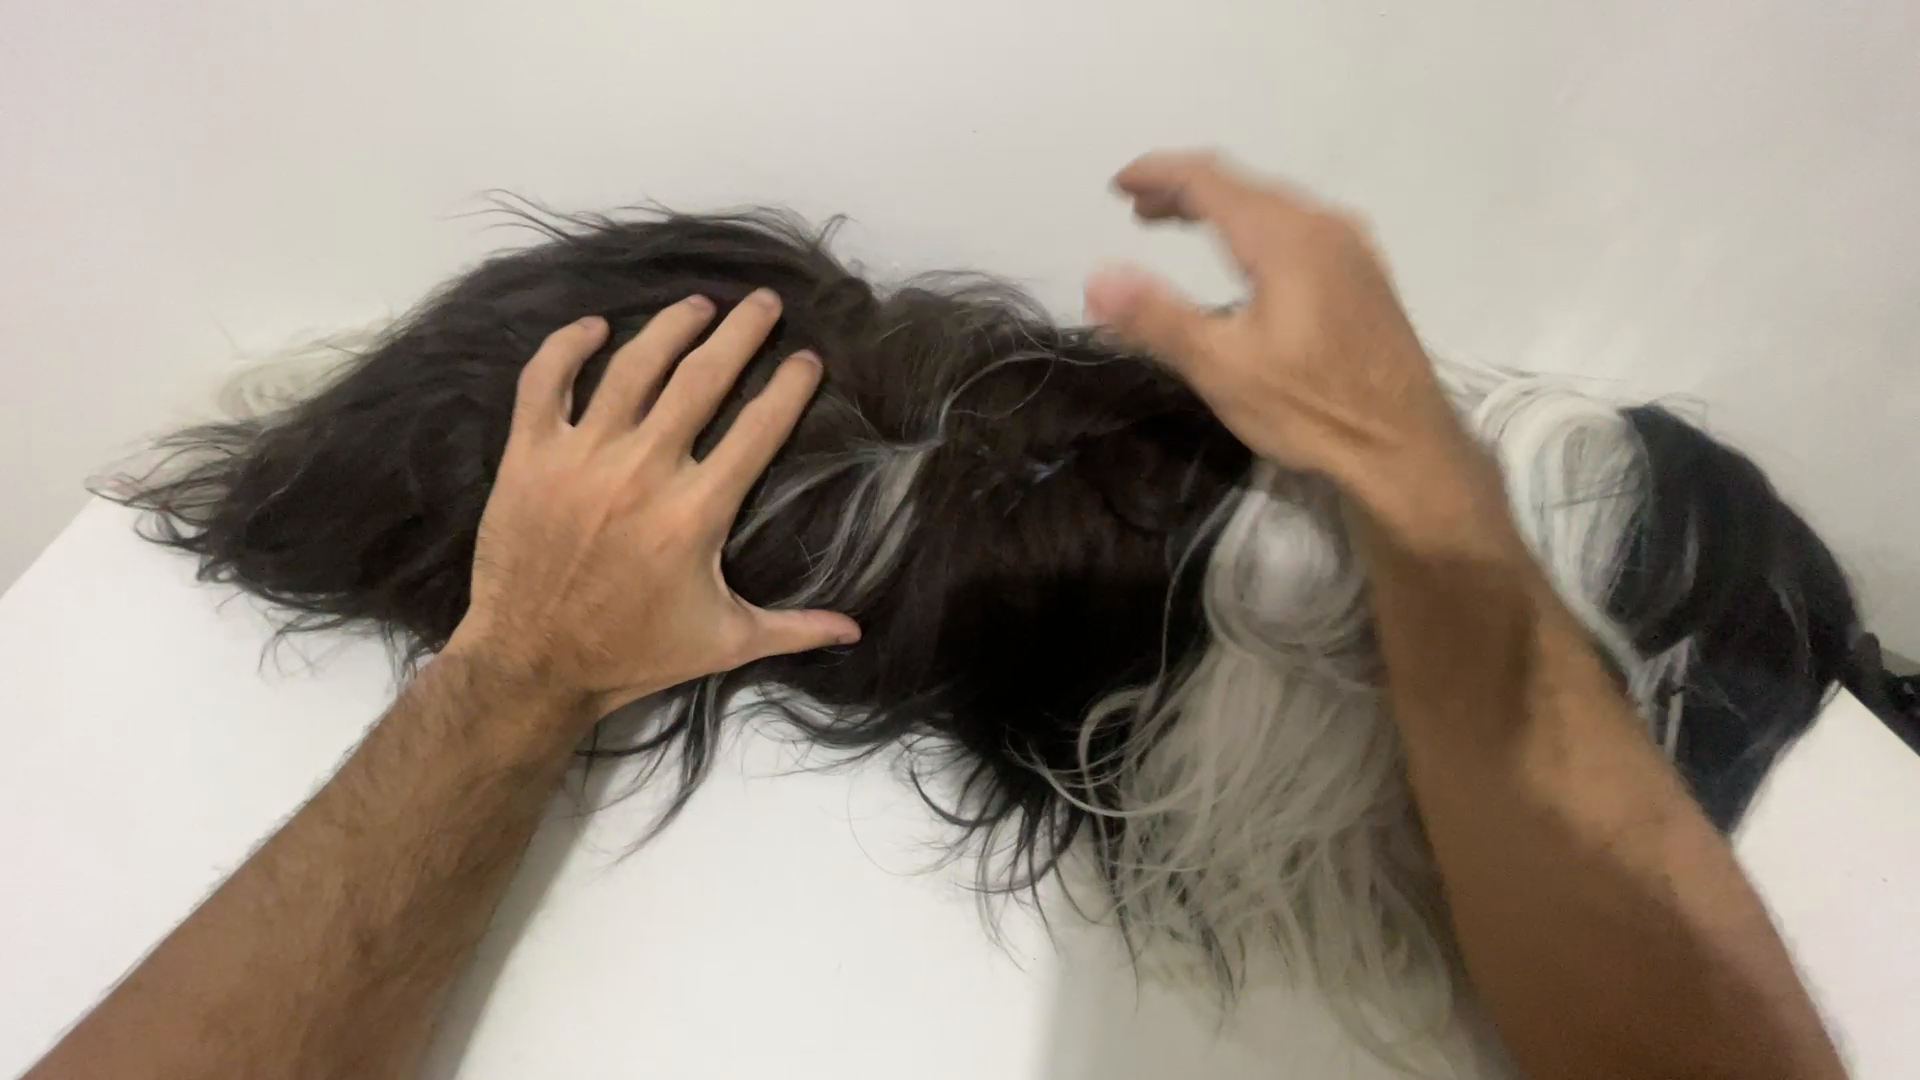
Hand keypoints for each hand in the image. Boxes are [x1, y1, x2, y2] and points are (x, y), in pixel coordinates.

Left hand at [447, 290, 859, 721]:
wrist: (532, 665)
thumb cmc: (637, 652)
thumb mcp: (727, 643)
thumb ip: (796, 629)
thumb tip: (857, 631)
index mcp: (696, 513)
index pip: (758, 429)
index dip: (789, 387)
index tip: (810, 359)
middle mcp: (642, 472)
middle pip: (702, 378)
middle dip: (742, 332)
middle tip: (765, 302)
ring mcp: (580, 458)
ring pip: (632, 367)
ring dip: (672, 325)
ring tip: (701, 303)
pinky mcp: (529, 457)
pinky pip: (545, 381)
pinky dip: (569, 345)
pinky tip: (598, 326)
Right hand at [1084, 152, 1486, 514]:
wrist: (1403, 447)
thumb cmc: (1309, 409)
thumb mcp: (1221, 368)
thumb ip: (1156, 318)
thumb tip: (1096, 278)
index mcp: (1287, 238)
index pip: (1211, 180)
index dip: (1159, 173)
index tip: (1117, 184)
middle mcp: (1324, 226)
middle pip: (1243, 186)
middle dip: (1183, 190)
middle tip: (1137, 209)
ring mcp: (1351, 249)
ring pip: (1272, 208)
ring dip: (1218, 209)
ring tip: (1177, 225)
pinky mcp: (1362, 276)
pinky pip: (1296, 230)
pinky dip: (1251, 230)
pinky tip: (1243, 261)